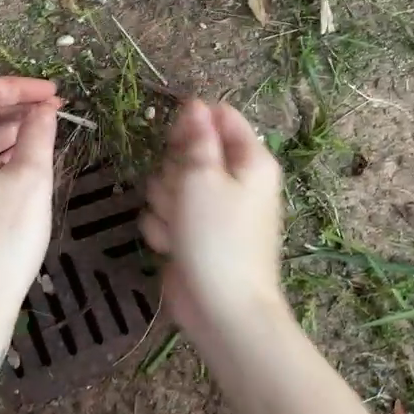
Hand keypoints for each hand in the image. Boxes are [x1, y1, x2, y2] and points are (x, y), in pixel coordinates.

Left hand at [0, 77, 63, 336]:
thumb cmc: (3, 239)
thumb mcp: (30, 181)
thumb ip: (38, 135)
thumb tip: (44, 109)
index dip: (22, 87)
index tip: (56, 93)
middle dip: (19, 106)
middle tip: (58, 110)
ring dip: (13, 130)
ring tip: (49, 131)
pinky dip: (3, 153)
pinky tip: (29, 159)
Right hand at [140, 99, 289, 345]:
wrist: (222, 310)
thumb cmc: (217, 238)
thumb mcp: (202, 177)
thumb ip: (196, 137)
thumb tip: (195, 103)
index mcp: (249, 160)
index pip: (219, 116)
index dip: (192, 122)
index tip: (175, 138)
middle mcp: (234, 180)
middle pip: (187, 150)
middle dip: (173, 170)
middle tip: (181, 192)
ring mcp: (212, 208)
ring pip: (168, 182)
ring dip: (165, 203)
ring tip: (178, 226)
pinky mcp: (191, 232)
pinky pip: (165, 213)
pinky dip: (164, 228)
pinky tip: (172, 246)